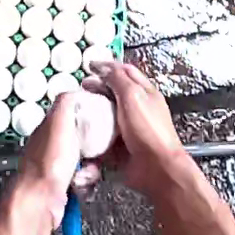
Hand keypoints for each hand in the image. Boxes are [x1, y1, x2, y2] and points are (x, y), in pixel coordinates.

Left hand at [5, 92, 87, 229]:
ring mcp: (58, 164)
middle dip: (98, 147)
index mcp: (51, 125)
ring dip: (93, 168)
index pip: (77, 112)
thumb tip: (78, 92)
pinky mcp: (64, 183)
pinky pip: (86, 178)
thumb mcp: (60, 123)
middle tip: (97, 154)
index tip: (105, 122)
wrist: (40, 201)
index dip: (94, 116)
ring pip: (89, 160)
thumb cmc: (48, 164)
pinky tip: (81, 185)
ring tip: (86, 173)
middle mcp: (53, 144)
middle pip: (87, 138)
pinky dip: (88, 182)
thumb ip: (68, 103)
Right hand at [83, 61, 189, 197]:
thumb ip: (117, 79)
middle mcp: (138, 109)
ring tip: (79, 108)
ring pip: (107, 114)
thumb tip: (102, 67)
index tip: (90, 66)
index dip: (107, 66)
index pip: (125, 71)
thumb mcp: (133, 96)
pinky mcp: (121, 146)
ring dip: (93, 111)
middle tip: (82, 88)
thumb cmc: (149, 130)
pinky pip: (103, 136)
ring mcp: (129, 128)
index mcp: (145, 92)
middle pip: (114, 92)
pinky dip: (93, 133)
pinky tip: (82, 131)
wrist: (155, 168)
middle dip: (97, 88)